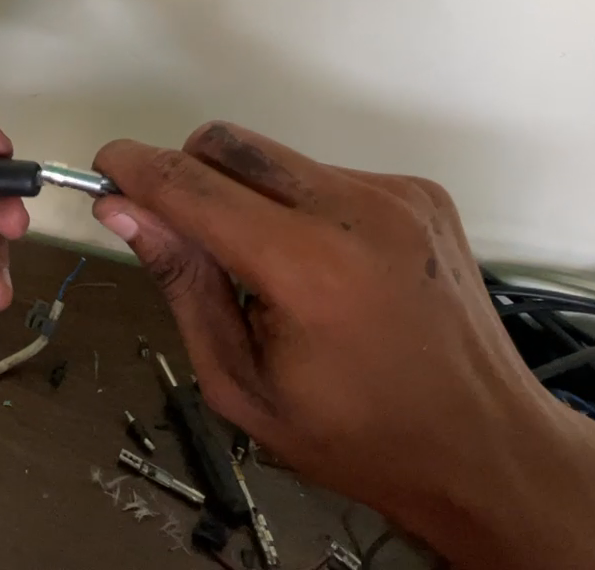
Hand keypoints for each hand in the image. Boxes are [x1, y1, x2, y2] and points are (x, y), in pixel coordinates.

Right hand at [91, 123, 594, 569]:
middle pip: (224, 144)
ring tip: (258, 261)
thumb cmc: (354, 436)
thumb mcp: (238, 382)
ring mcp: (395, 193)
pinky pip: (315, 171)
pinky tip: (314, 260)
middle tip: (177, 232)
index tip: (102, 169)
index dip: (134, 168)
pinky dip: (288, 201)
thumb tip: (123, 211)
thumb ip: (179, 283)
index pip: (190, 186)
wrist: (492, 452)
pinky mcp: (417, 190)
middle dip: (183, 174)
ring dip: (236, 190)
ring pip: (268, 154)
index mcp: (308, 268)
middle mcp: (356, 210)